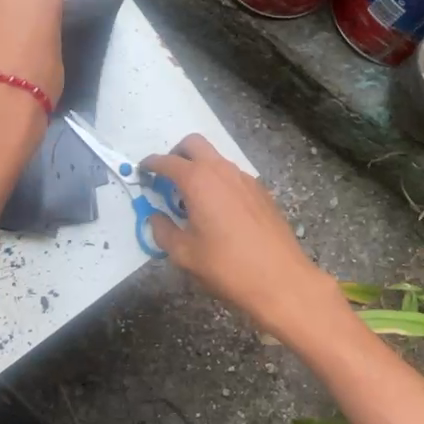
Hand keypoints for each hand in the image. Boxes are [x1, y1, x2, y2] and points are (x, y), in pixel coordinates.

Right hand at [141, 135, 341, 341]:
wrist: (281, 279)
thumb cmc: (227, 267)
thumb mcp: (185, 254)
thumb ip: (164, 231)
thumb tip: (155, 218)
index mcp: (198, 181)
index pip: (167, 162)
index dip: (151, 164)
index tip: (143, 171)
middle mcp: (222, 171)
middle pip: (194, 144)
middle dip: (176, 153)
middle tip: (167, 177)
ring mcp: (245, 178)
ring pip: (216, 158)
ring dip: (200, 167)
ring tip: (192, 199)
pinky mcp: (261, 191)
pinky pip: (233, 175)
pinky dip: (219, 181)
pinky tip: (219, 211)